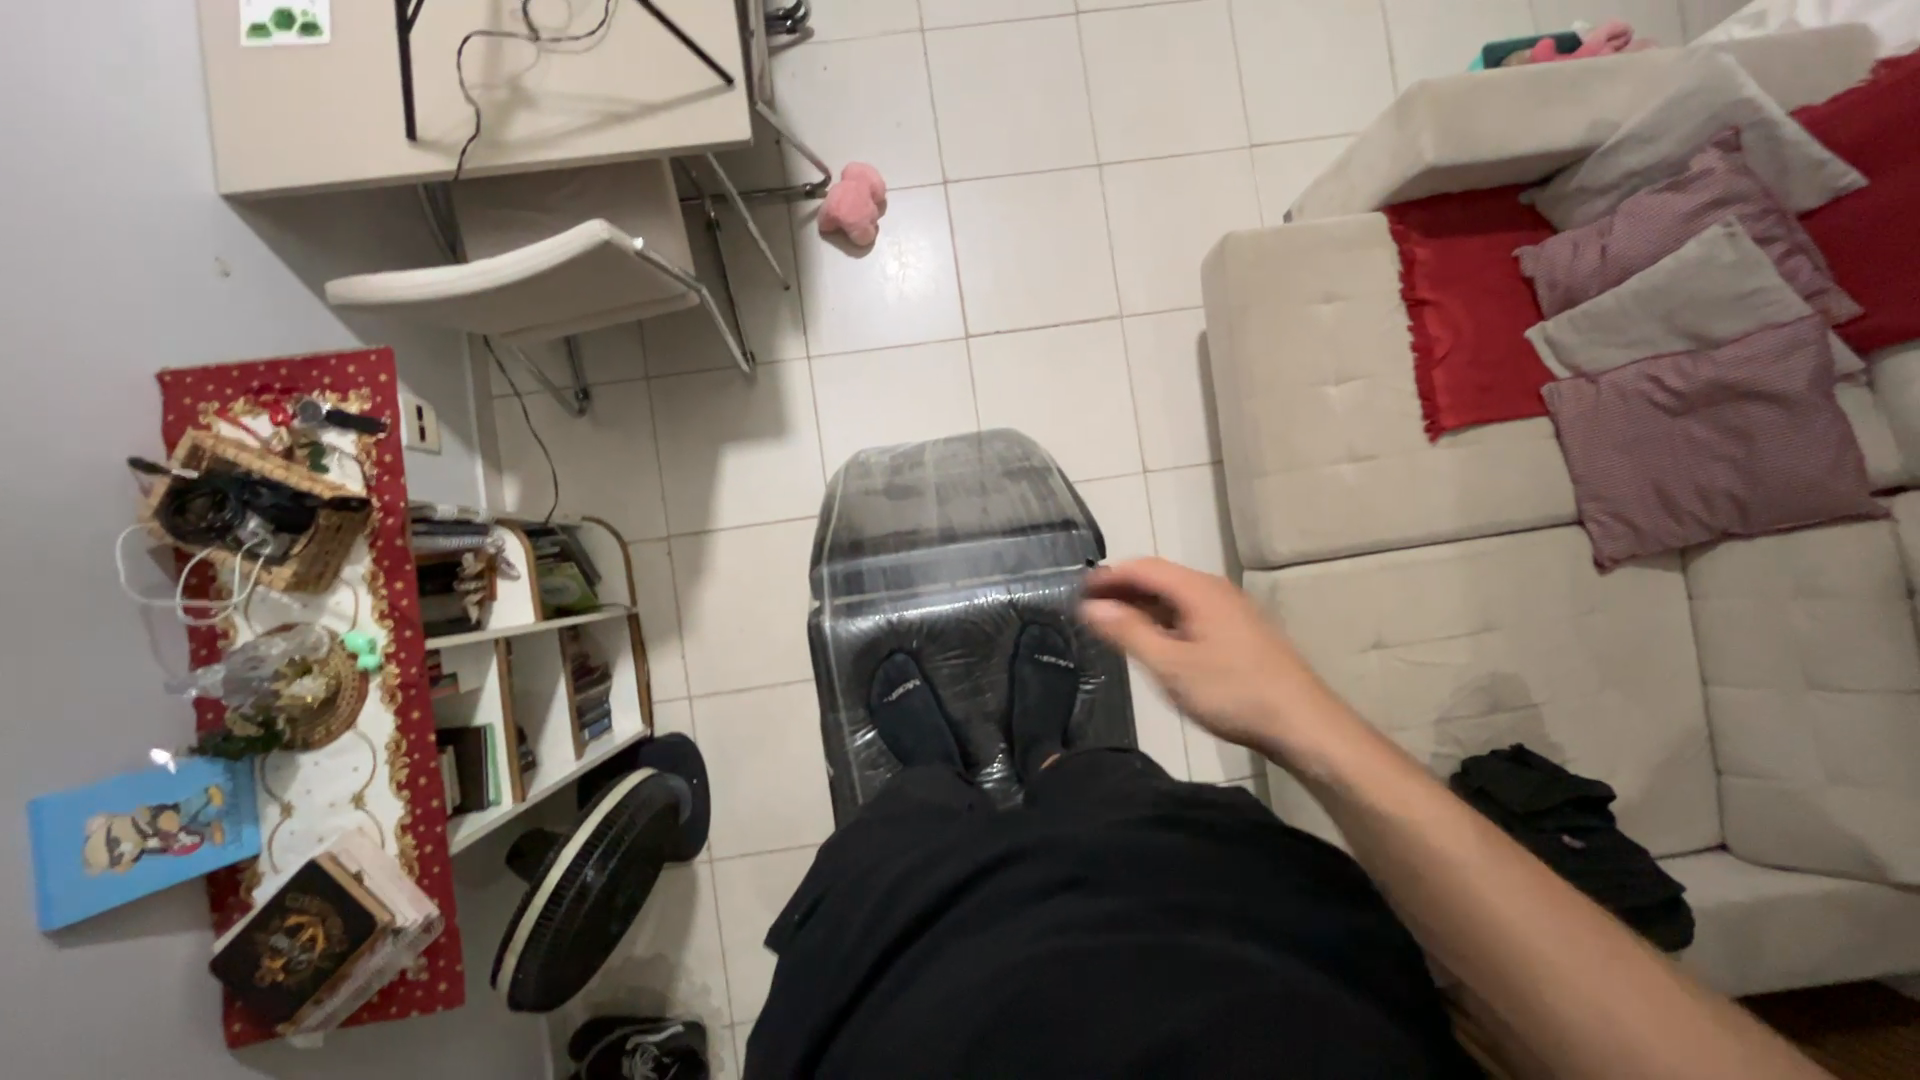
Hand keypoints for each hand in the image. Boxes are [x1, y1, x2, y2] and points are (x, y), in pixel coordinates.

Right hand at [1079, 558, 1332, 755]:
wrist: (1303, 724)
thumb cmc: (1233, 693)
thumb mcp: (1170, 666)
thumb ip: (1128, 632)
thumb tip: (1091, 606)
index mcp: (1199, 590)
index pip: (1143, 567)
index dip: (1108, 576)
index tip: (1077, 591)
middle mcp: (1216, 591)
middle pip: (1160, 579)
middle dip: (1123, 591)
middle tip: (1089, 610)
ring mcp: (1231, 611)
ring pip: (1176, 599)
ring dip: (1142, 608)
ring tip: (1113, 628)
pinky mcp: (1239, 633)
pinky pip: (1191, 615)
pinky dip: (1164, 622)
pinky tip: (1154, 644)